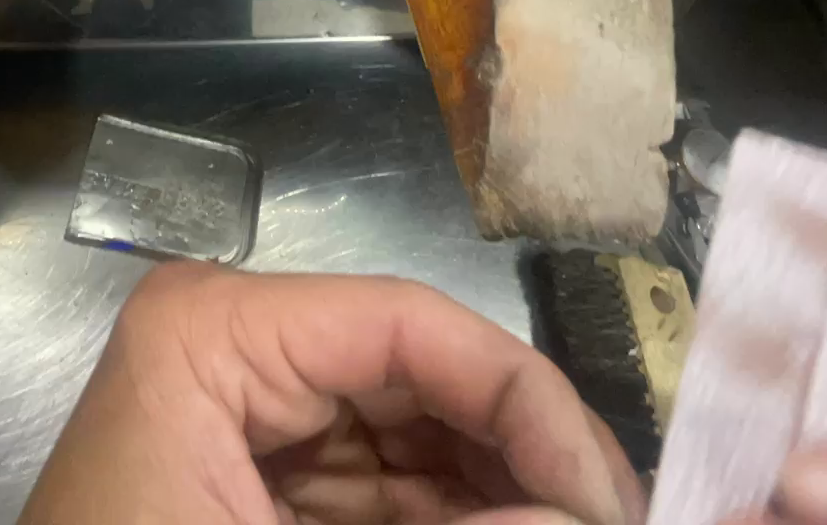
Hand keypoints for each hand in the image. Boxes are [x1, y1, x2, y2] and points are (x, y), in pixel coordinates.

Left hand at [18, 262, 644, 524]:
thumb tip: (593, 518)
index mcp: (217, 326)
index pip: (404, 321)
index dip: (523, 395)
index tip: (607, 497)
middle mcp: (236, 335)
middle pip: (412, 367)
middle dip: (516, 446)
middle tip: (608, 516)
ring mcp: (248, 395)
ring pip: (406, 422)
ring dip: (491, 484)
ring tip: (569, 521)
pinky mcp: (261, 457)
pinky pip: (376, 472)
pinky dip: (447, 511)